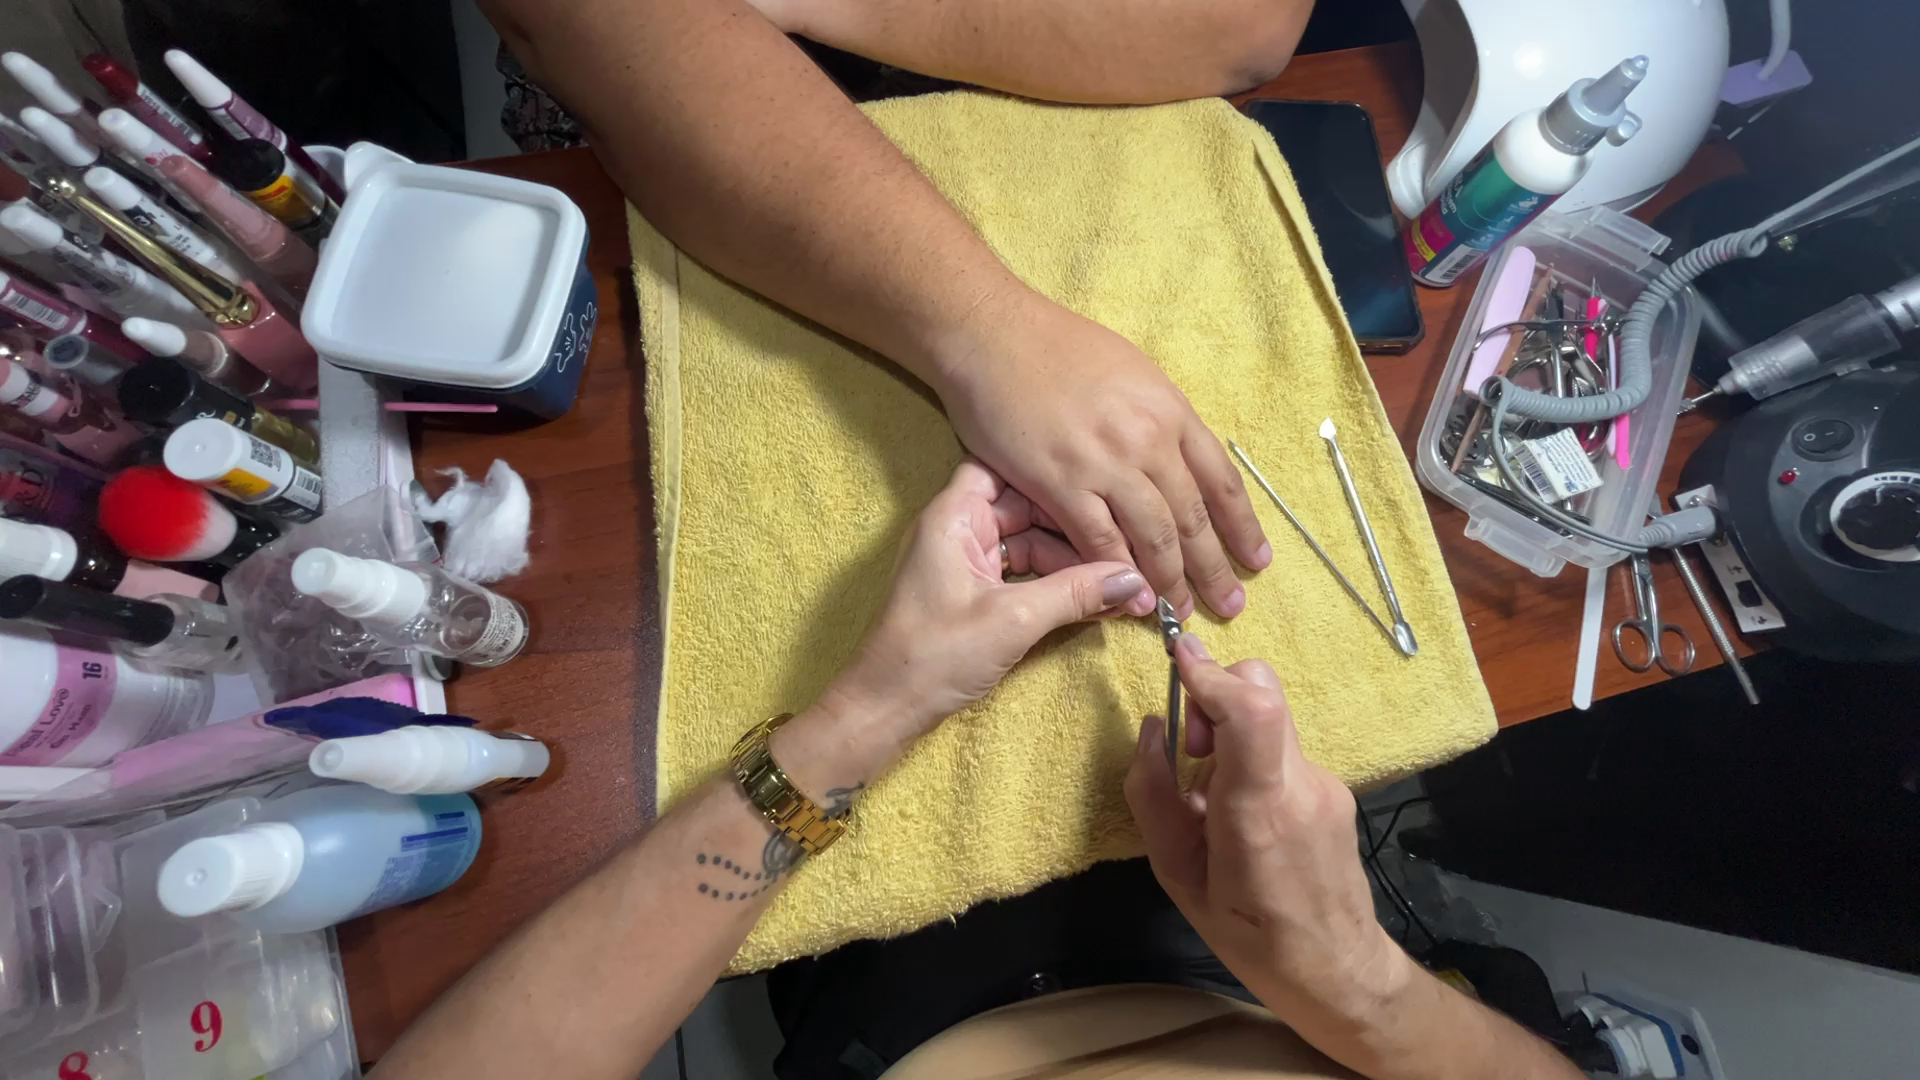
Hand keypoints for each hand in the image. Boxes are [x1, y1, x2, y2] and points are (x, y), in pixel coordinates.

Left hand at [824, 459, 1145, 746]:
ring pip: (1030, 543)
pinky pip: (1022, 573)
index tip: (1098, 486)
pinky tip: (1094, 599)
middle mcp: (959, 528)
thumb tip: (1135, 580)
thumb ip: (1075, 592)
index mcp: (954, 516)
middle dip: (1076, 530)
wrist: (887, 708)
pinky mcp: (974, 591)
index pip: (1007, 468)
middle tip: (1129, 550)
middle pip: (1026, 508)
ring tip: (1122, 585)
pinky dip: (1055, 584)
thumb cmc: (934, 655)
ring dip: (1072, 564)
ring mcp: (966, 560)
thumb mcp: (1013, 619)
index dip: (1049, 473)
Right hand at [934, 294, 1270, 620]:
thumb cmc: (1055, 346)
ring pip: (1153, 537)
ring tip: (1183, 612)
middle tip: (1231, 604)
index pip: (1221, 481)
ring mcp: (1105, 463)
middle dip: (1215, 568)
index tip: (1256, 559)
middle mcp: (1148, 440)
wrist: (992, 336)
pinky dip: (1118, 572)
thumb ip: (1156, 417)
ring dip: (1171, 581)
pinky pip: (1099, 539)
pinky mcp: (1060, 483)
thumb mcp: (1129, 371)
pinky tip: (1130, 597)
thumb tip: (1173, 456)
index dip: (1242, 527)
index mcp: (1170, 410)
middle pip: (1192, 518)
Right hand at [1124, 634, 1411, 1031]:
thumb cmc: (1247, 933)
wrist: (1340, 974)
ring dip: (1227, 727)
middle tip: (1191, 746)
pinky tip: (1240, 809)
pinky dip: (1247, 753)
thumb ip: (1153, 794)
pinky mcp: (1334, 786)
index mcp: (1258, 810)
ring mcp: (1325, 781)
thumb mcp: (1175, 873)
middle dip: (1213, 691)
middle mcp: (1300, 783)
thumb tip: (1153, 727)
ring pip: (1268, 713)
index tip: (1176, 654)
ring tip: (1211, 794)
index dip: (1209, 672)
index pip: (1250, 710)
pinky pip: (1278, 744)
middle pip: (1262, 688)